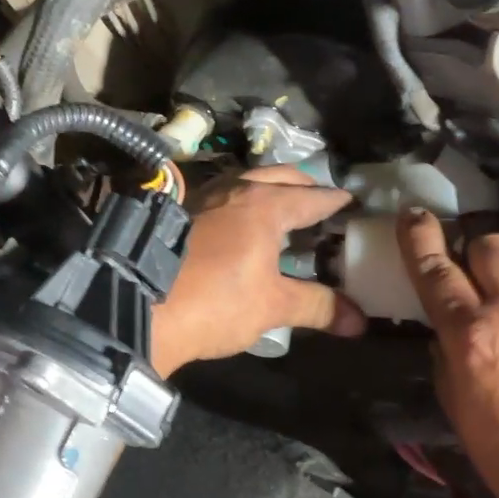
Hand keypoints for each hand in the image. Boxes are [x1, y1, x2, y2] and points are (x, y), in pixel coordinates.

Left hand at [150, 165, 364, 375]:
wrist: (139, 304)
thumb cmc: (215, 301)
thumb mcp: (271, 306)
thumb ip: (317, 306)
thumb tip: (359, 321)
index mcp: (263, 204)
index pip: (311, 196)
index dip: (334, 201)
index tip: (351, 203)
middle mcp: (232, 189)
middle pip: (275, 177)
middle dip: (300, 186)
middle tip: (317, 202)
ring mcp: (199, 198)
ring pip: (241, 183)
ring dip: (263, 191)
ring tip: (278, 211)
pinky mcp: (174, 213)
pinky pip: (217, 199)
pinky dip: (235, 205)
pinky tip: (234, 225)